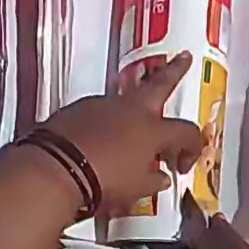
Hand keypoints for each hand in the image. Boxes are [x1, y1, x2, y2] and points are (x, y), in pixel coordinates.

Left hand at [37, 53, 204, 213]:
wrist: (56, 170)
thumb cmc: (102, 181)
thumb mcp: (135, 189)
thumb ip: (152, 181)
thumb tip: (160, 179)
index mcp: (152, 130)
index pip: (186, 132)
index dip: (192, 148)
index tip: (184, 163)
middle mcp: (130, 110)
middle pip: (160, 85)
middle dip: (175, 72)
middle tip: (184, 58)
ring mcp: (102, 105)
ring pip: (124, 102)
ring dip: (132, 110)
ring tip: (131, 127)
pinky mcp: (76, 109)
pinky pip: (97, 113)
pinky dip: (103, 124)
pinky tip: (97, 141)